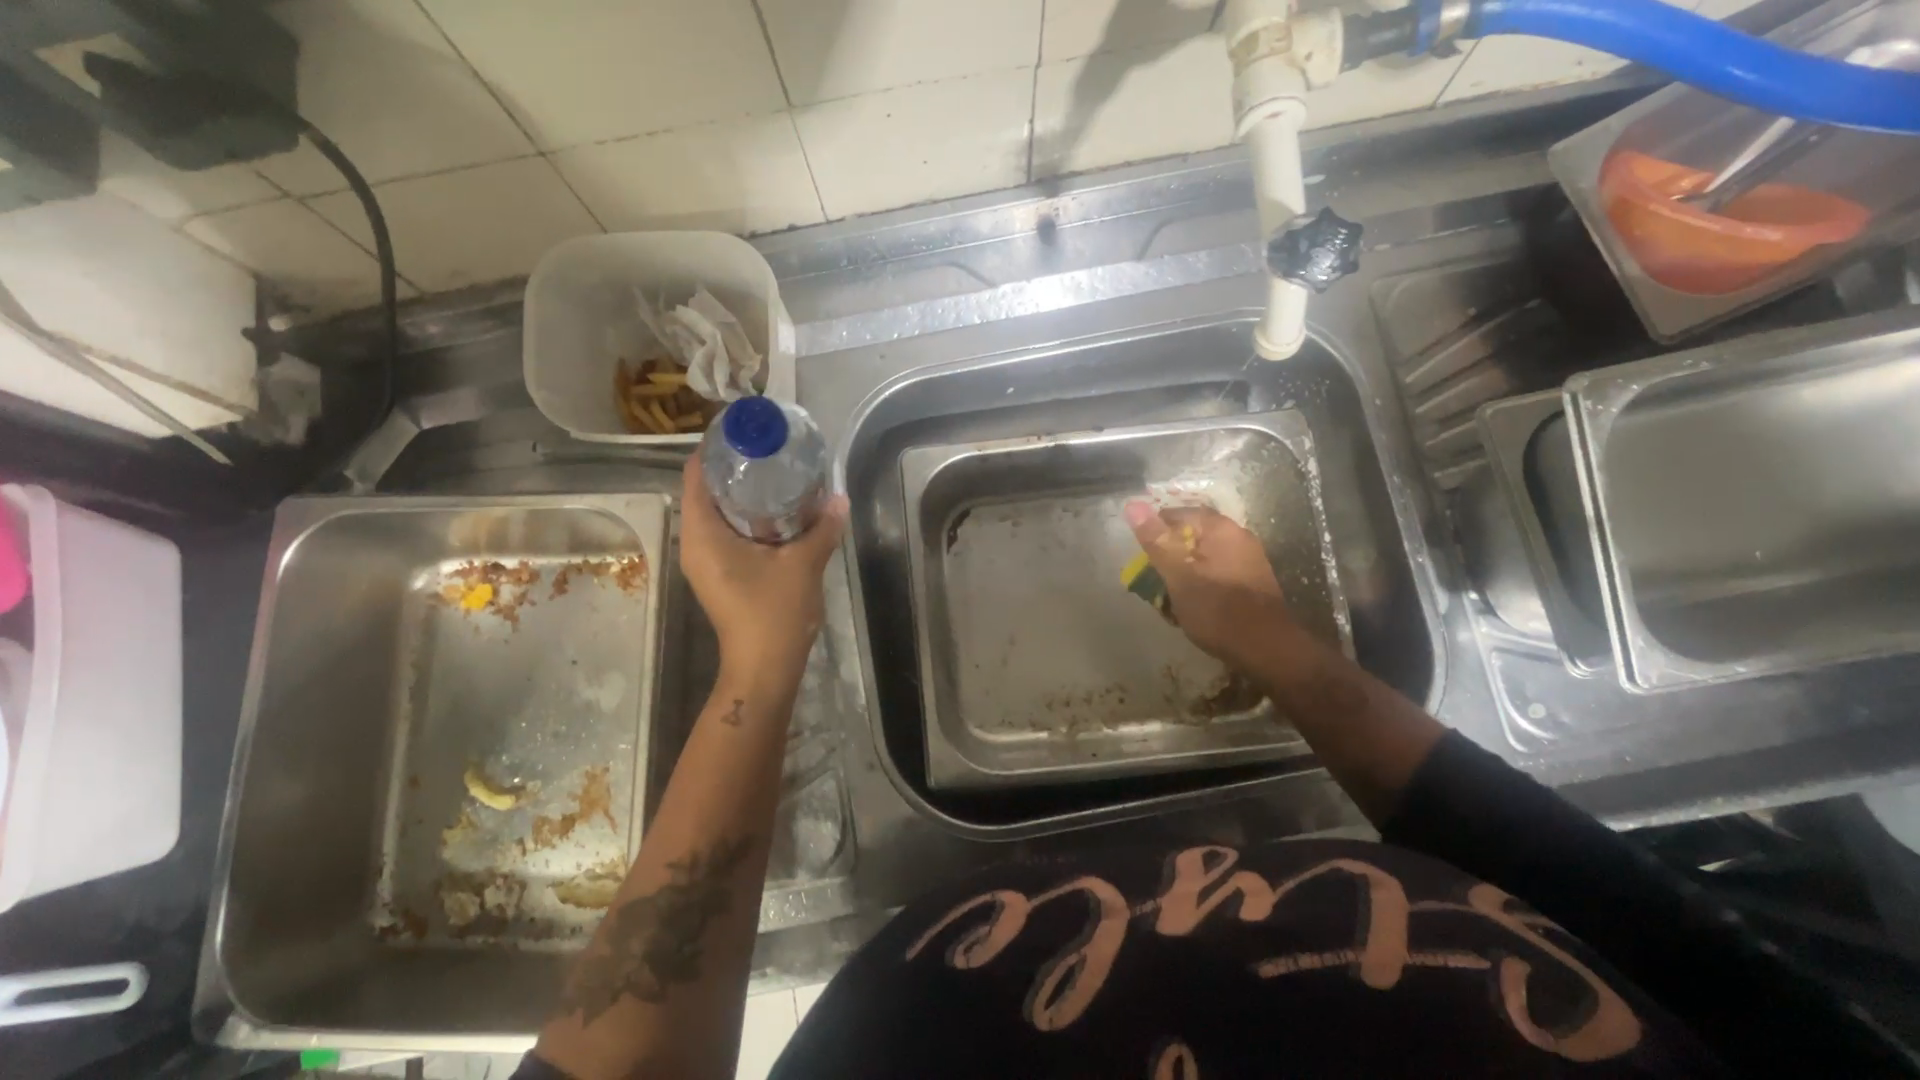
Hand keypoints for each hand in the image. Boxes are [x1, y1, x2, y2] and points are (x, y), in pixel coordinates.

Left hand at [679, 456, 848, 686]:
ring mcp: (704, 562)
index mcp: (702, 534)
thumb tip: (839, 497)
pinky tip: (776, 513)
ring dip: (741, 494)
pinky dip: (745, 517)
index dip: (714, 448)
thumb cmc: (773, 613)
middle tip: (768, 450)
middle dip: (733, 469)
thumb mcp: (803, 564)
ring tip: (775, 474)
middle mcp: (694, 544)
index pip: (694, 475)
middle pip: (703, 491)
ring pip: (715, 514)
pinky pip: (724, 533)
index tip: (745, 432)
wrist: (763, 668)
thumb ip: (822, 528)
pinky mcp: (718, 575)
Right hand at [1123, 501, 1298, 671]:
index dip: (1156, 529)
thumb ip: (1156, 541)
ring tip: (1168, 599)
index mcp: (1221, 529)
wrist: (1266, 648)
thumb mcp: (1178, 576)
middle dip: (1170, 555)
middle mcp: (1239, 537)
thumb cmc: (1217, 610)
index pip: (1180, 514)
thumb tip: (1133, 504)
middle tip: (1151, 579)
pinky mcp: (1252, 583)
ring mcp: (1249, 561)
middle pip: (1193, 536)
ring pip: (1205, 558)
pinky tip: (1191, 607)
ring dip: (1184, 573)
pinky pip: (1218, 574)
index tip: (1140, 552)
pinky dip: (1201, 585)